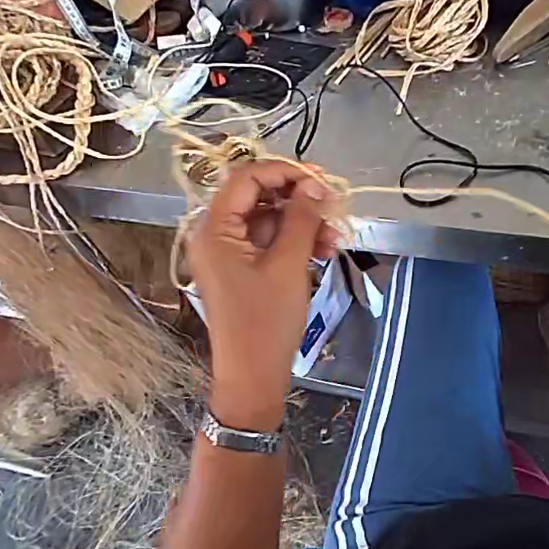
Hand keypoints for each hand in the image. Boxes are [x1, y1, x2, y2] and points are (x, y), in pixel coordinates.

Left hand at [188, 161, 337, 420]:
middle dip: (298, 199)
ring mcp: (228, 253)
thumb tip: (316, 186)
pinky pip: (269, 242)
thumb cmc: (266, 320)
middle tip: (332, 205)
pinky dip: (296, 241)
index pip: (246, 178)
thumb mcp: (288, 264)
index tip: (320, 179)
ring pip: (269, 220)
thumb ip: (302, 218)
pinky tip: (324, 249)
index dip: (285, 172)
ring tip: (334, 236)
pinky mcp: (242, 269)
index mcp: (213, 229)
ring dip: (303, 223)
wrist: (253, 375)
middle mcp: (214, 234)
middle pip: (258, 197)